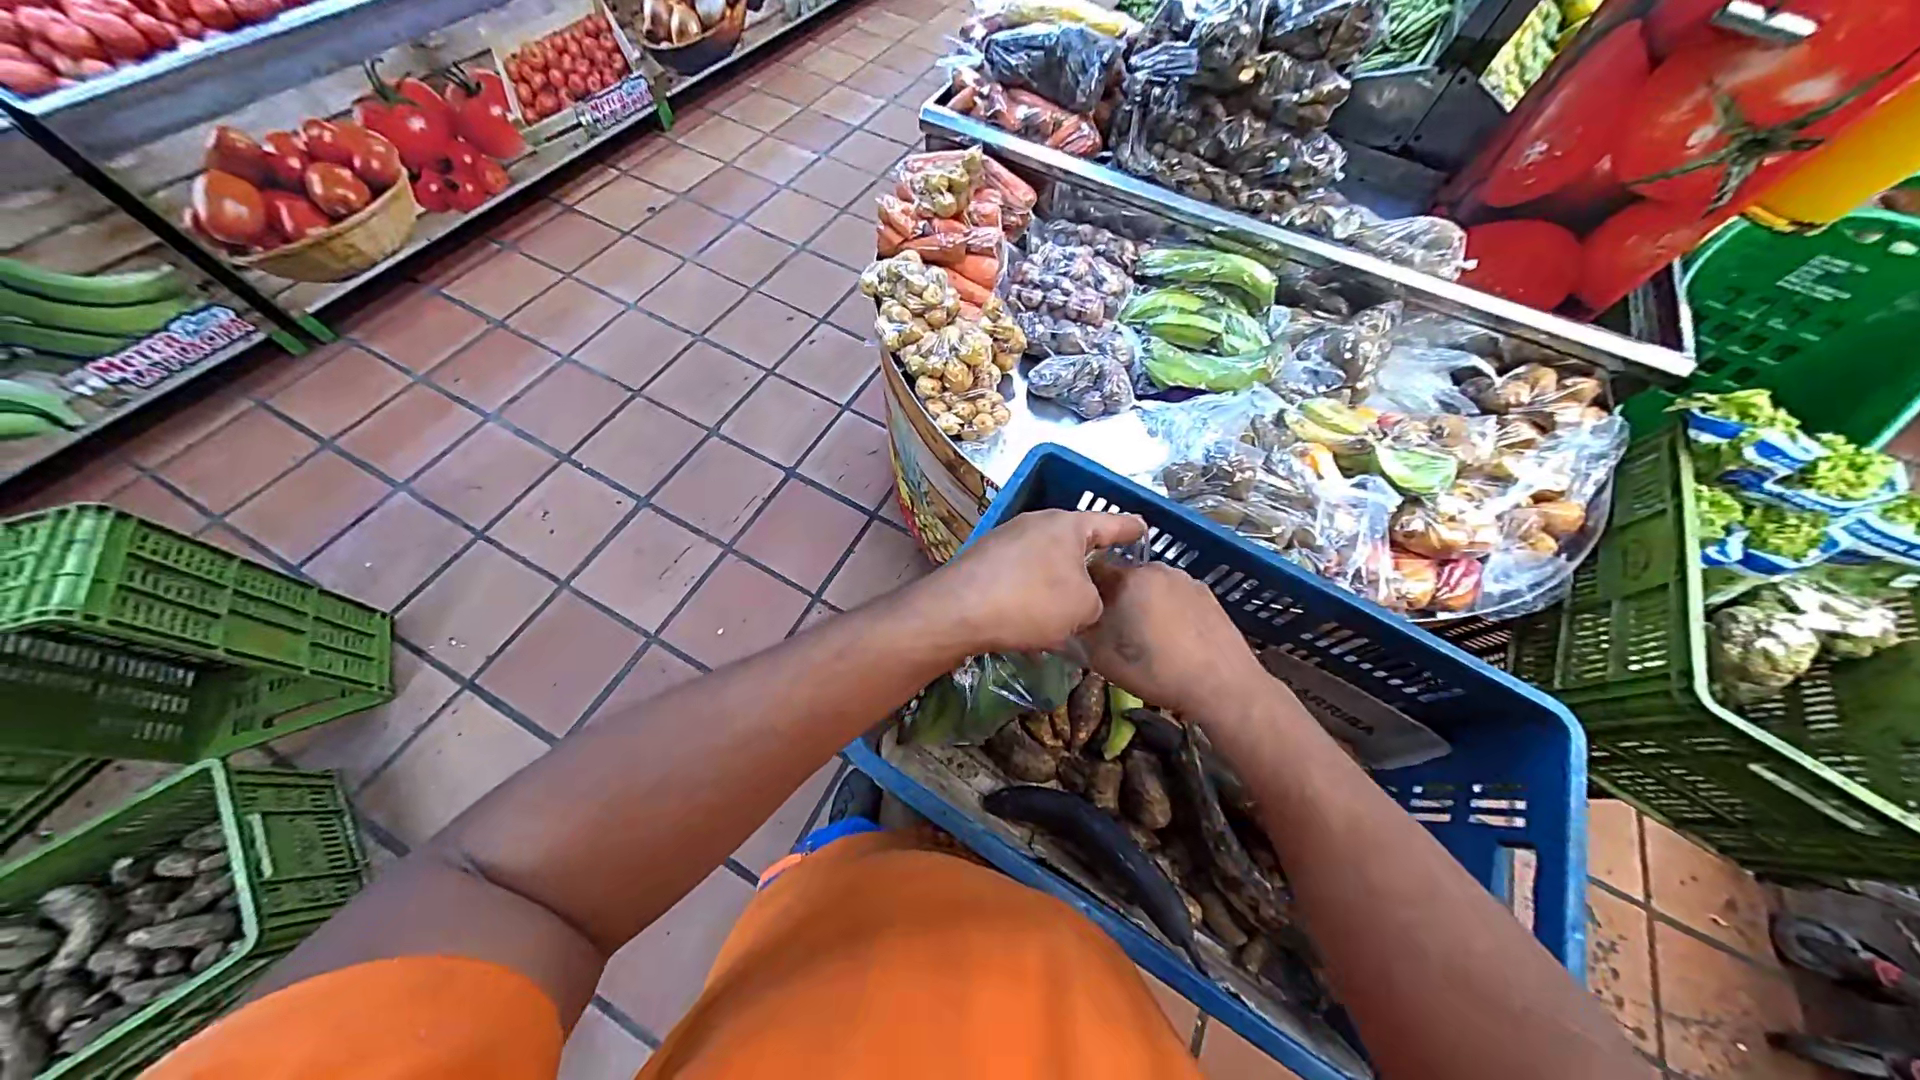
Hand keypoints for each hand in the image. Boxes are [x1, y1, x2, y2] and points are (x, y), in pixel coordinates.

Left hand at [919, 509, 1146, 654]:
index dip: (1132, 529)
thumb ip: (1095, 602)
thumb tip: (1080, 601)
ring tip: (1066, 619)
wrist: (957, 611)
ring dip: (1057, 589)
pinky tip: (1030, 627)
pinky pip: (1021, 578)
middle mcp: (1036, 523)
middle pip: (1075, 544)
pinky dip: (1031, 598)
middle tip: (1104, 589)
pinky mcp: (984, 560)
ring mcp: (1006, 539)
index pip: (1112, 523)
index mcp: (1067, 525)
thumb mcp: (1083, 608)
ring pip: (1046, 564)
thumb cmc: (1031, 602)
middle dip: (1089, 567)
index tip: (1145, 529)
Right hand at [1079, 560, 1269, 717]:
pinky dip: (1168, 608)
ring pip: (1150, 586)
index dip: (1085, 592)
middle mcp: (1156, 569)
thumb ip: (1079, 636)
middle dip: (1115, 598)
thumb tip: (1067, 623)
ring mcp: (1185, 579)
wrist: (1224, 686)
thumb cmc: (1158, 672)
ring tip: (1146, 635)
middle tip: (1114, 629)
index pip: (1093, 571)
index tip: (1083, 614)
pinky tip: (1173, 637)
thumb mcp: (1103, 660)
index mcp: (1129, 579)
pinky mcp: (1207, 593)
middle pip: (1123, 577)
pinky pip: (1175, 594)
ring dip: (1142, 602)